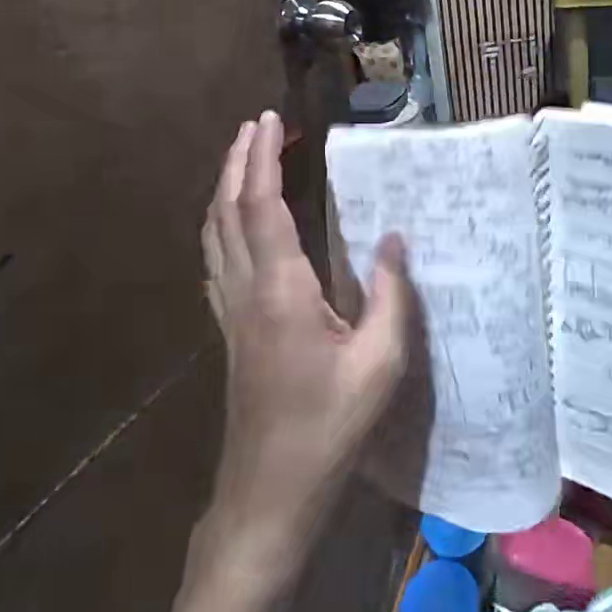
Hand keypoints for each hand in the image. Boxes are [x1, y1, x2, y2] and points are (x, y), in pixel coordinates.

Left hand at [160, 112, 409, 611]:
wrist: (270, 490)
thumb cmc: (330, 426)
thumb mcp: (381, 363)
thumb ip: (392, 295)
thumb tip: (396, 239)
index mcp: (281, 290)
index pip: (261, 206)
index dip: (261, 158)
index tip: (270, 120)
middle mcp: (245, 291)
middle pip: (227, 211)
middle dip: (237, 162)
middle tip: (254, 126)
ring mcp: (230, 312)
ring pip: (214, 234)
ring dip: (225, 190)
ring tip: (243, 161)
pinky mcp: (229, 331)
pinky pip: (216, 260)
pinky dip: (222, 226)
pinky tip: (235, 228)